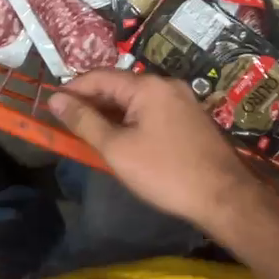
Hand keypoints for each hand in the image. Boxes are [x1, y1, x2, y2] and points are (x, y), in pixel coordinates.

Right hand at [48, 69, 261, 229]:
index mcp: (146, 86)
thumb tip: (55, 99)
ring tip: (92, 134)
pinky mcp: (192, 118)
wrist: (227, 200)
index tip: (52, 106)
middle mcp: (165, 84)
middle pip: (117, 86)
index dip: (72, 91)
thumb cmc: (166, 173)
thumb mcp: (117, 149)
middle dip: (92, 103)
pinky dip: (132, 120)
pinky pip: (152, 110)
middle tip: (69, 123)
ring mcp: (182, 100)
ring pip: (135, 99)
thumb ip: (84, 121)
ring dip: (112, 113)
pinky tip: (124, 139)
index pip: (98, 77)